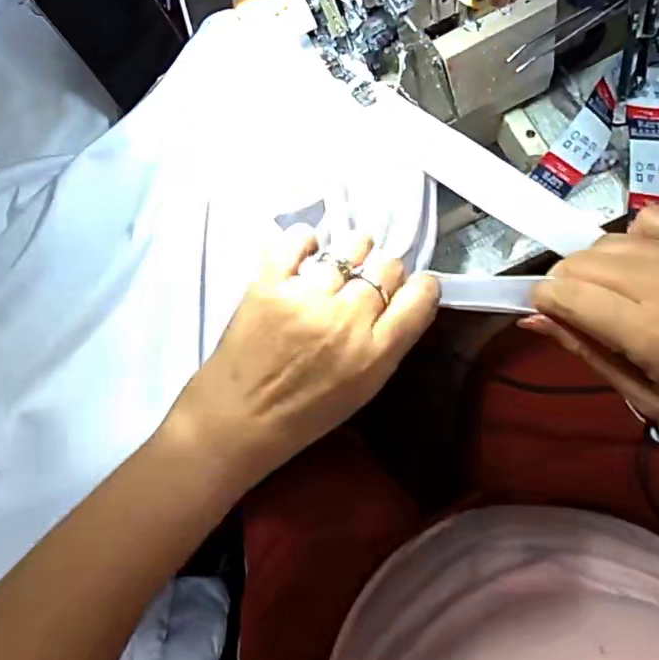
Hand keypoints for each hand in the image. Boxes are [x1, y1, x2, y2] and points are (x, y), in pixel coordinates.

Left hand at [168, 227, 440, 480]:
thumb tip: (403, 295)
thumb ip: (389, 341)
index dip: (421, 285)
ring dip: (352, 253)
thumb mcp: (364, 387)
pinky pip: (300, 239)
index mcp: (375, 353)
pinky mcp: (270, 282)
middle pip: (388, 265)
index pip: (420, 295)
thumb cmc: (304, 412)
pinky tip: (307, 253)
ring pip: (352, 246)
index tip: (410, 287)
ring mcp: (307, 297)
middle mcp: (347, 320)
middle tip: (365, 283)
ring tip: (338, 266)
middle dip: (383, 271)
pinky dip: (307, 241)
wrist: (237, 419)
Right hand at [522, 205, 658, 484]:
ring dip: (597, 266)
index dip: (545, 303)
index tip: (550, 319)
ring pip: (609, 240)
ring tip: (622, 299)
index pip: (566, 293)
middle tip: (585, 317)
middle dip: (566, 285)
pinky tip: (653, 270)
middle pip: (581, 260)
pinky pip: (651, 220)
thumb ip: (590, 353)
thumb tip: (534, 320)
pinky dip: (636, 242)